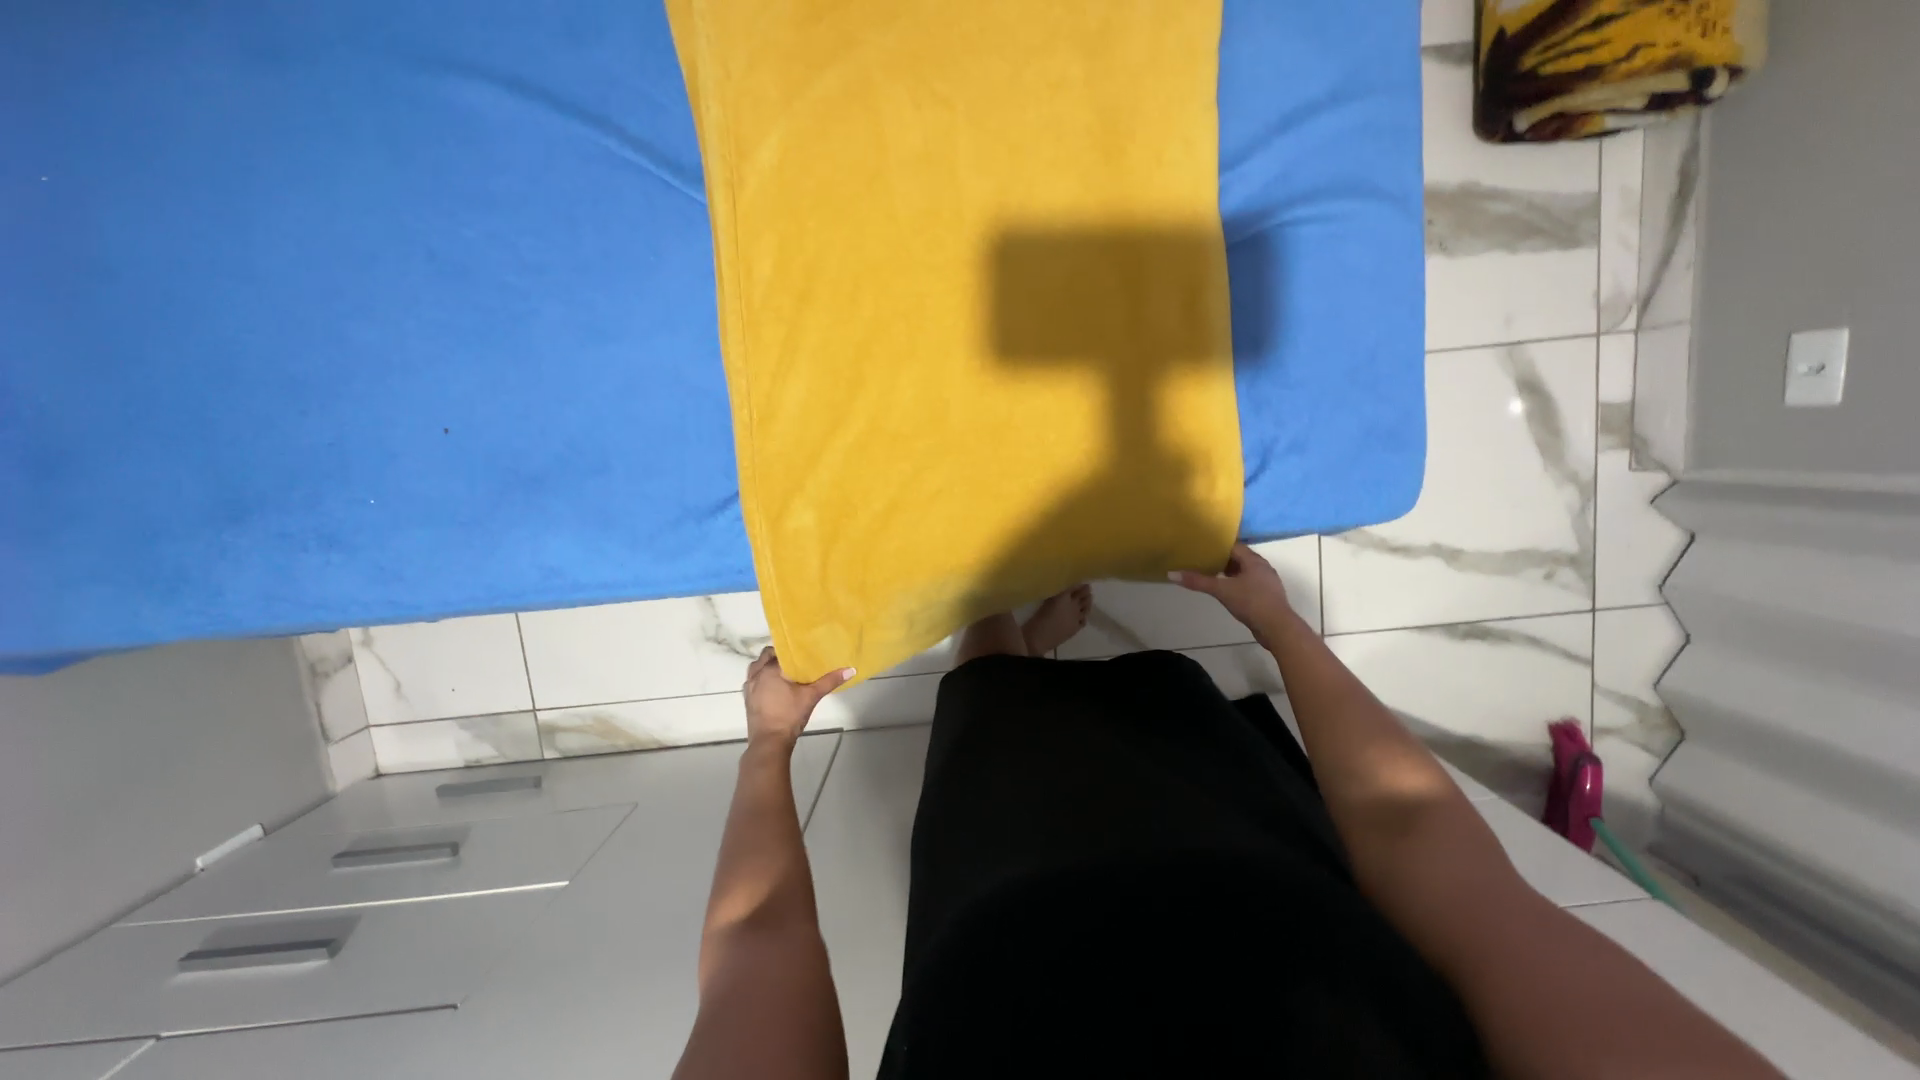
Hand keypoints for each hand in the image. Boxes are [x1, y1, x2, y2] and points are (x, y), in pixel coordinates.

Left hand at [743, 647, 853, 747]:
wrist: (770, 742)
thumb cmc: (789, 716)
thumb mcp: (811, 697)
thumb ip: (829, 681)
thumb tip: (851, 669)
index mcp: (770, 669)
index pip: (780, 650)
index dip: (791, 649)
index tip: (802, 651)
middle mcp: (756, 674)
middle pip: (766, 656)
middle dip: (779, 656)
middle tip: (795, 662)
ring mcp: (749, 687)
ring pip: (756, 668)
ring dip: (767, 667)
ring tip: (784, 673)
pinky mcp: (747, 699)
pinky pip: (753, 681)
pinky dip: (761, 679)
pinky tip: (773, 687)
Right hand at [1170, 542, 1296, 639]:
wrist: (1277, 627)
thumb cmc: (1251, 602)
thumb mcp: (1221, 590)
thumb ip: (1198, 581)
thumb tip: (1172, 574)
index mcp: (1254, 561)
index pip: (1234, 546)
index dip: (1218, 545)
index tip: (1202, 546)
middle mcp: (1263, 567)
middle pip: (1240, 558)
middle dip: (1223, 558)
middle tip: (1203, 559)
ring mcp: (1267, 582)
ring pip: (1245, 571)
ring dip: (1230, 571)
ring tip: (1212, 573)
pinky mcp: (1267, 596)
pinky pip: (1250, 583)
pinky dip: (1237, 583)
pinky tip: (1227, 591)